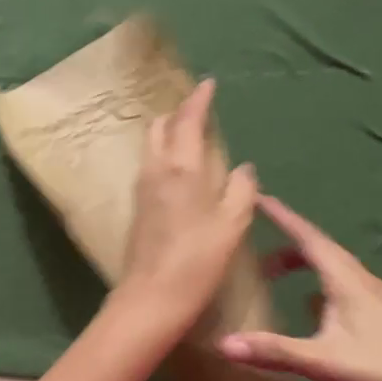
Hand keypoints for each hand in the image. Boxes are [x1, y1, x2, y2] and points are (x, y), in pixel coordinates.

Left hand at [120, 79, 259, 317]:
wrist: (151, 295)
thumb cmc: (197, 260)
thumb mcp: (232, 225)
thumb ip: (241, 190)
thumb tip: (244, 167)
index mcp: (181, 168)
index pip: (187, 121)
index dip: (198, 101)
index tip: (208, 84)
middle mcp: (155, 170)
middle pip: (160, 128)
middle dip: (177, 113)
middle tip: (198, 107)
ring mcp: (141, 187)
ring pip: (151, 145)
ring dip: (168, 131)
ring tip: (189, 131)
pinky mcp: (137, 205)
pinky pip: (150, 164)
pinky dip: (163, 152)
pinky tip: (178, 165)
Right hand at [217, 194, 381, 380]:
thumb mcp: (324, 361)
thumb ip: (274, 351)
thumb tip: (222, 344)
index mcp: (347, 282)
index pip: (308, 238)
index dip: (282, 216)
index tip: (257, 195)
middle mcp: (363, 282)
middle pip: (320, 250)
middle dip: (286, 243)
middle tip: (254, 250)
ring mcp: (378, 300)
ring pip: (334, 270)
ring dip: (304, 265)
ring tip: (276, 277)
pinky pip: (344, 288)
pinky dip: (319, 286)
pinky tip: (313, 310)